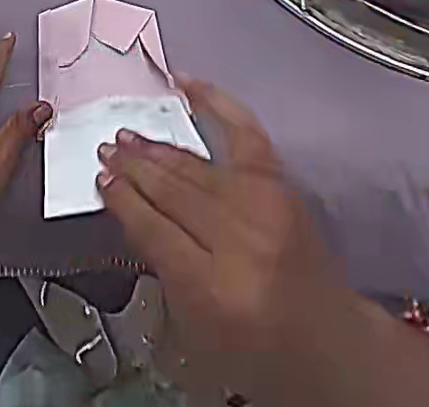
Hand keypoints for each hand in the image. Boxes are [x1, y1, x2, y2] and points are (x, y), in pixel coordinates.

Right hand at [96, 80, 352, 399]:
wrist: (326, 337)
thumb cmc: (256, 345)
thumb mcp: (195, 322)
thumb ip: (161, 263)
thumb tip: (131, 205)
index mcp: (213, 287)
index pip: (153, 229)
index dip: (123, 202)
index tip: (102, 182)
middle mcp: (239, 237)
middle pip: (172, 190)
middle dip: (133, 168)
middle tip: (107, 151)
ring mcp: (264, 203)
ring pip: (194, 164)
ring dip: (155, 148)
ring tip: (126, 136)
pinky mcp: (280, 182)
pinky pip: (243, 129)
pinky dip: (214, 101)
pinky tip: (187, 83)